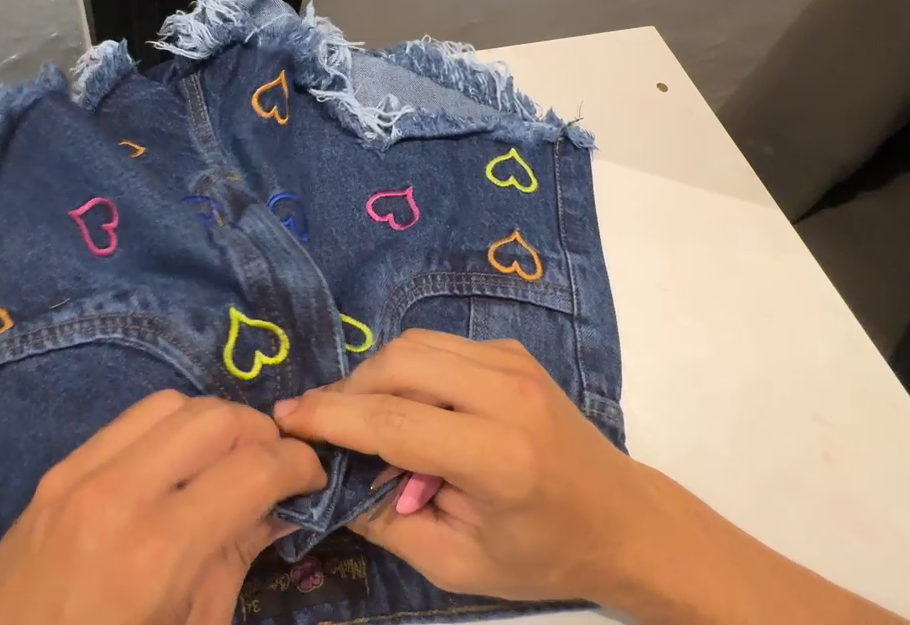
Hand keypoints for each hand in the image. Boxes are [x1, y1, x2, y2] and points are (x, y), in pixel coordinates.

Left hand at [0, 391, 325, 624]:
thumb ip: (237, 557)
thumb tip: (282, 506)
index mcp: (160, 551)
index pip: (253, 469)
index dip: (298, 465)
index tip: (312, 477)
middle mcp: (120, 494)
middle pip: (215, 417)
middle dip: (260, 433)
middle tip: (274, 465)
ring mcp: (79, 474)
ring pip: (172, 403)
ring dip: (214, 422)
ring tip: (227, 458)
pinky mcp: (55, 472)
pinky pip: (127, 420)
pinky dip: (168, 428)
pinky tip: (176, 463)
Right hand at [274, 331, 907, 624]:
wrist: (623, 520)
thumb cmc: (543, 554)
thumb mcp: (459, 566)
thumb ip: (388, 525)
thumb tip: (333, 480)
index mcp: (498, 456)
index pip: (394, 423)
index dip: (331, 418)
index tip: (286, 418)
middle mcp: (506, 393)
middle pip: (399, 363)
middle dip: (349, 389)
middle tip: (326, 425)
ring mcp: (512, 362)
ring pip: (414, 343)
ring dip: (375, 375)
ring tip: (365, 418)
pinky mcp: (512, 350)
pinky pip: (438, 345)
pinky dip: (407, 368)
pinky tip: (409, 405)